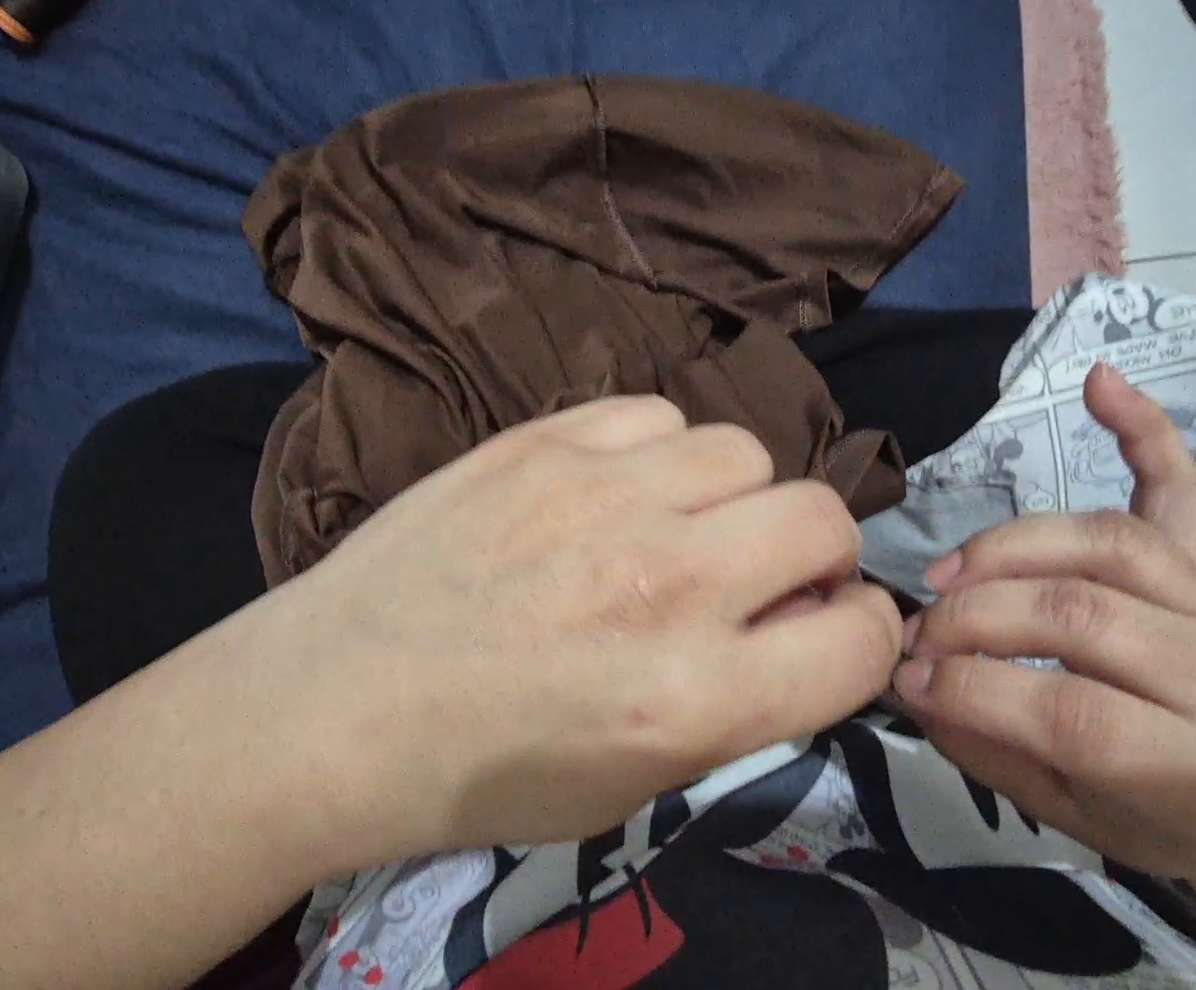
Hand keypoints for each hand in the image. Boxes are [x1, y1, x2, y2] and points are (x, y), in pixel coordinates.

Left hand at [269, 396, 901, 858]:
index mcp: (694, 698)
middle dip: (814, 553)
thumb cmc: (488, 769)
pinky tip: (611, 490)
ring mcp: (601, 497)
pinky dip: (658, 454)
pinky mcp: (541, 442)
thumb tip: (803, 617)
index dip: (862, 633)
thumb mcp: (637, 779)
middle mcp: (665, 585)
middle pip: (822, 517)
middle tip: (758, 573)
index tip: (826, 627)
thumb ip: (741, 700)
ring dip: (732, 497)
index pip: (862, 638)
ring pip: (744, 450)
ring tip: (672, 524)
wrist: (334, 704)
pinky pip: (657, 415)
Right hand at [890, 364, 1195, 879]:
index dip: (974, 691)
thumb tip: (910, 680)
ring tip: (951, 571)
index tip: (907, 681)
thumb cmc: (1152, 818)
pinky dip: (1143, 430)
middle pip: (1084, 615)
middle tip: (919, 632)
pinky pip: (1178, 489)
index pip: (1074, 714)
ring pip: (1108, 543)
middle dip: (976, 617)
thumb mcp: (1066, 815)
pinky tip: (1101, 380)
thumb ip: (987, 745)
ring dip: (1011, 546)